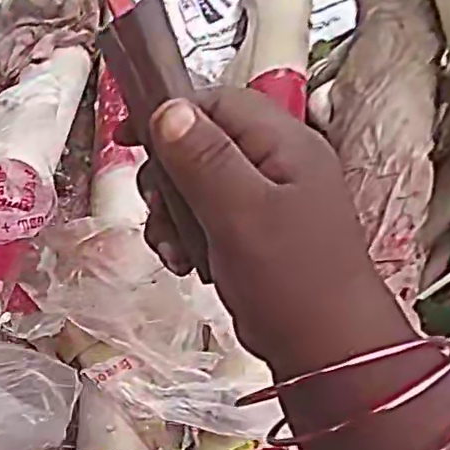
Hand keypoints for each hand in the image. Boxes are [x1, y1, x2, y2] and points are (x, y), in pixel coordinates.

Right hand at [118, 88, 414, 373]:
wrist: (322, 345)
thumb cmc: (290, 277)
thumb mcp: (241, 212)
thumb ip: (205, 160)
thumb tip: (168, 110)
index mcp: (282, 146)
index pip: (217, 104)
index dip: (170, 115)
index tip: (127, 139)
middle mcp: (273, 166)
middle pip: (197, 147)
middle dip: (166, 180)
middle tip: (158, 212)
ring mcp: (261, 202)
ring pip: (192, 188)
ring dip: (171, 216)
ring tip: (175, 250)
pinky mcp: (247, 234)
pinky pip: (200, 221)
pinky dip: (183, 239)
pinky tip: (184, 263)